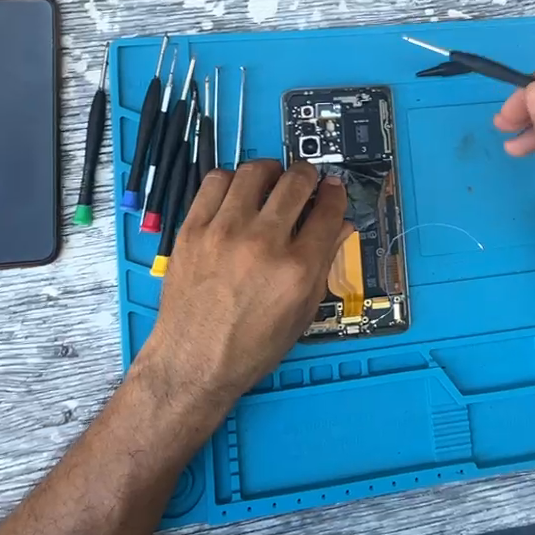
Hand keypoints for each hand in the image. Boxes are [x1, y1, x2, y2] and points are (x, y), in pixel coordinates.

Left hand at [134, 160, 350, 409]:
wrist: (193, 363)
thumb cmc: (251, 347)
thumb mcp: (302, 313)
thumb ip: (324, 263)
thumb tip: (341, 225)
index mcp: (296, 269)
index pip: (327, 210)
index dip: (335, 194)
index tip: (332, 189)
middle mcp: (263, 243)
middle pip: (296, 182)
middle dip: (308, 176)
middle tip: (306, 181)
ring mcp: (224, 232)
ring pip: (255, 172)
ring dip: (271, 171)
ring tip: (272, 182)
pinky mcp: (193, 229)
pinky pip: (215, 182)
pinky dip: (232, 181)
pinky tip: (237, 193)